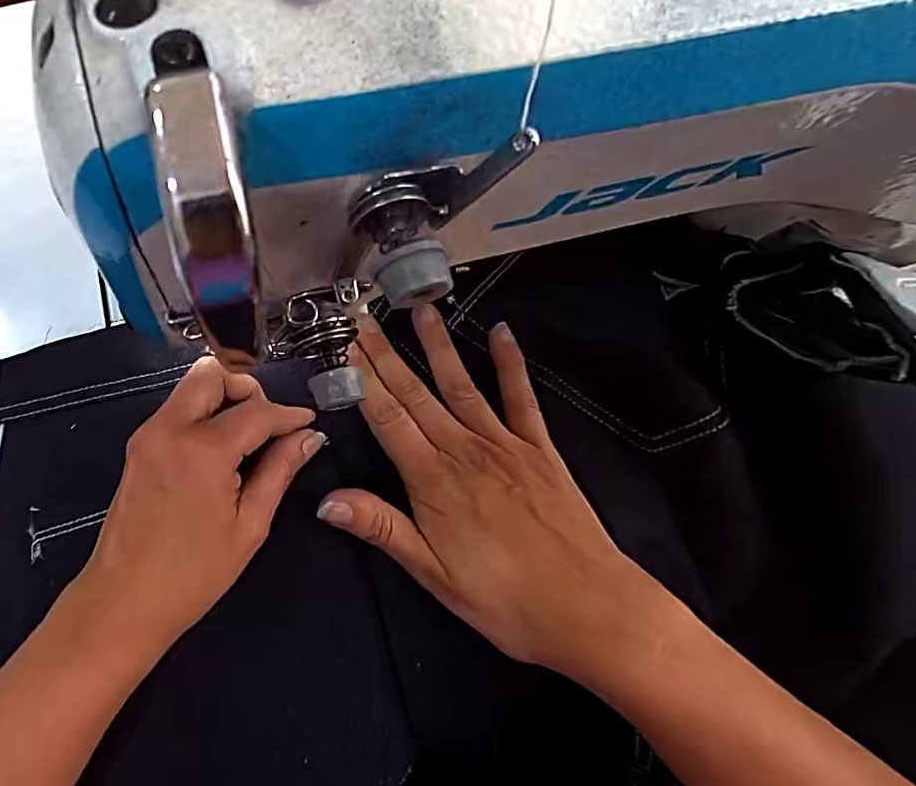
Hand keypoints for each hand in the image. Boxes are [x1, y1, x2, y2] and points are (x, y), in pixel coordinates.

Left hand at [69, 356, 322, 651]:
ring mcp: (149, 434)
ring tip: (248, 434)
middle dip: (247, 388)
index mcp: (201, 450)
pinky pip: (179, 407)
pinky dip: (205, 411)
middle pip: (213, 374)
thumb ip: (280, 470)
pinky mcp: (139, 445)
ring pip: (193, 385)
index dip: (288, 415)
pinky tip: (223, 447)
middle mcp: (170, 429)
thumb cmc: (191, 574)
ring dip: (224, 396)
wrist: (121, 604)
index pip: (256, 411)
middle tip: (268, 422)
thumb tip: (308, 437)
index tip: (308, 422)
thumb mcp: (249, 525)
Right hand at [316, 306, 675, 683]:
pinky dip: (509, 362)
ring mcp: (504, 443)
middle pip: (416, 394)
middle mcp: (465, 450)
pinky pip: (519, 396)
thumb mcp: (434, 575)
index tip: (347, 350)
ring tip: (421, 311)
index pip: (389, 419)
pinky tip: (502, 333)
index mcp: (434, 481)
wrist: (586, 605)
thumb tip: (328, 500)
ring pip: (461, 384)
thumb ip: (382, 529)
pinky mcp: (538, 446)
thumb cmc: (506, 600)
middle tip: (366, 320)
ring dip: (438, 346)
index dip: (364, 382)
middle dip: (386, 355)